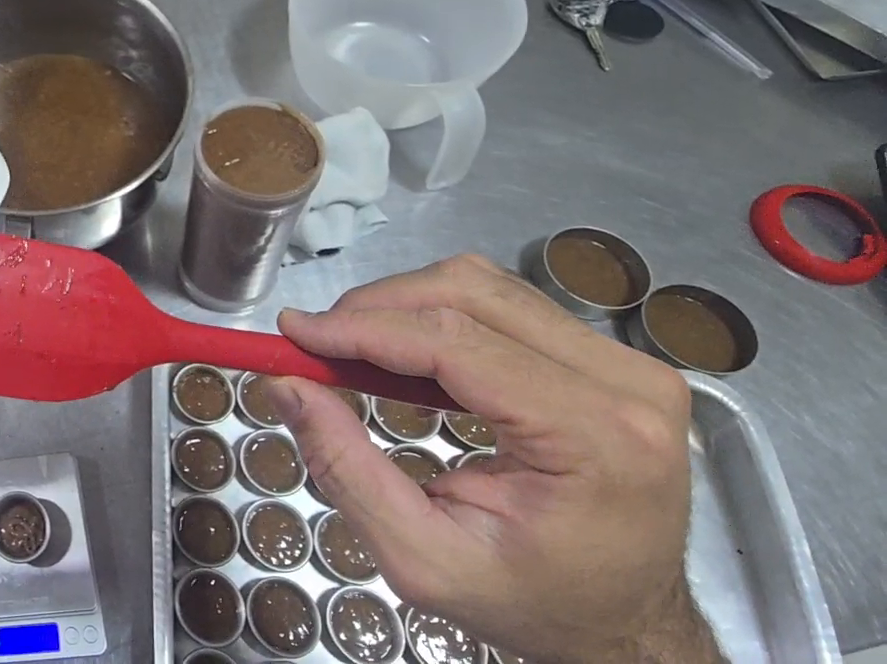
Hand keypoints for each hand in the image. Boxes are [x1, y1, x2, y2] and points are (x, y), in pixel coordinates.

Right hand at [269, 255, 721, 663]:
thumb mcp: (421, 559)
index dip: (362, 327)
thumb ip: (346, 468)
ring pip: (481, 284)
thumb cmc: (529, 603)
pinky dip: (434, 313)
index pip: (455, 342)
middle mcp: (626, 385)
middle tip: (316, 343)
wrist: (624, 626)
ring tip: (355, 350)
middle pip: (468, 293)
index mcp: (595, 440)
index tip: (293, 332)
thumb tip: (284, 384)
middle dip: (374, 308)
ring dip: (400, 305)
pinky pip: (500, 301)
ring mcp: (626, 364)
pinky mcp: (610, 357)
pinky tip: (404, 354)